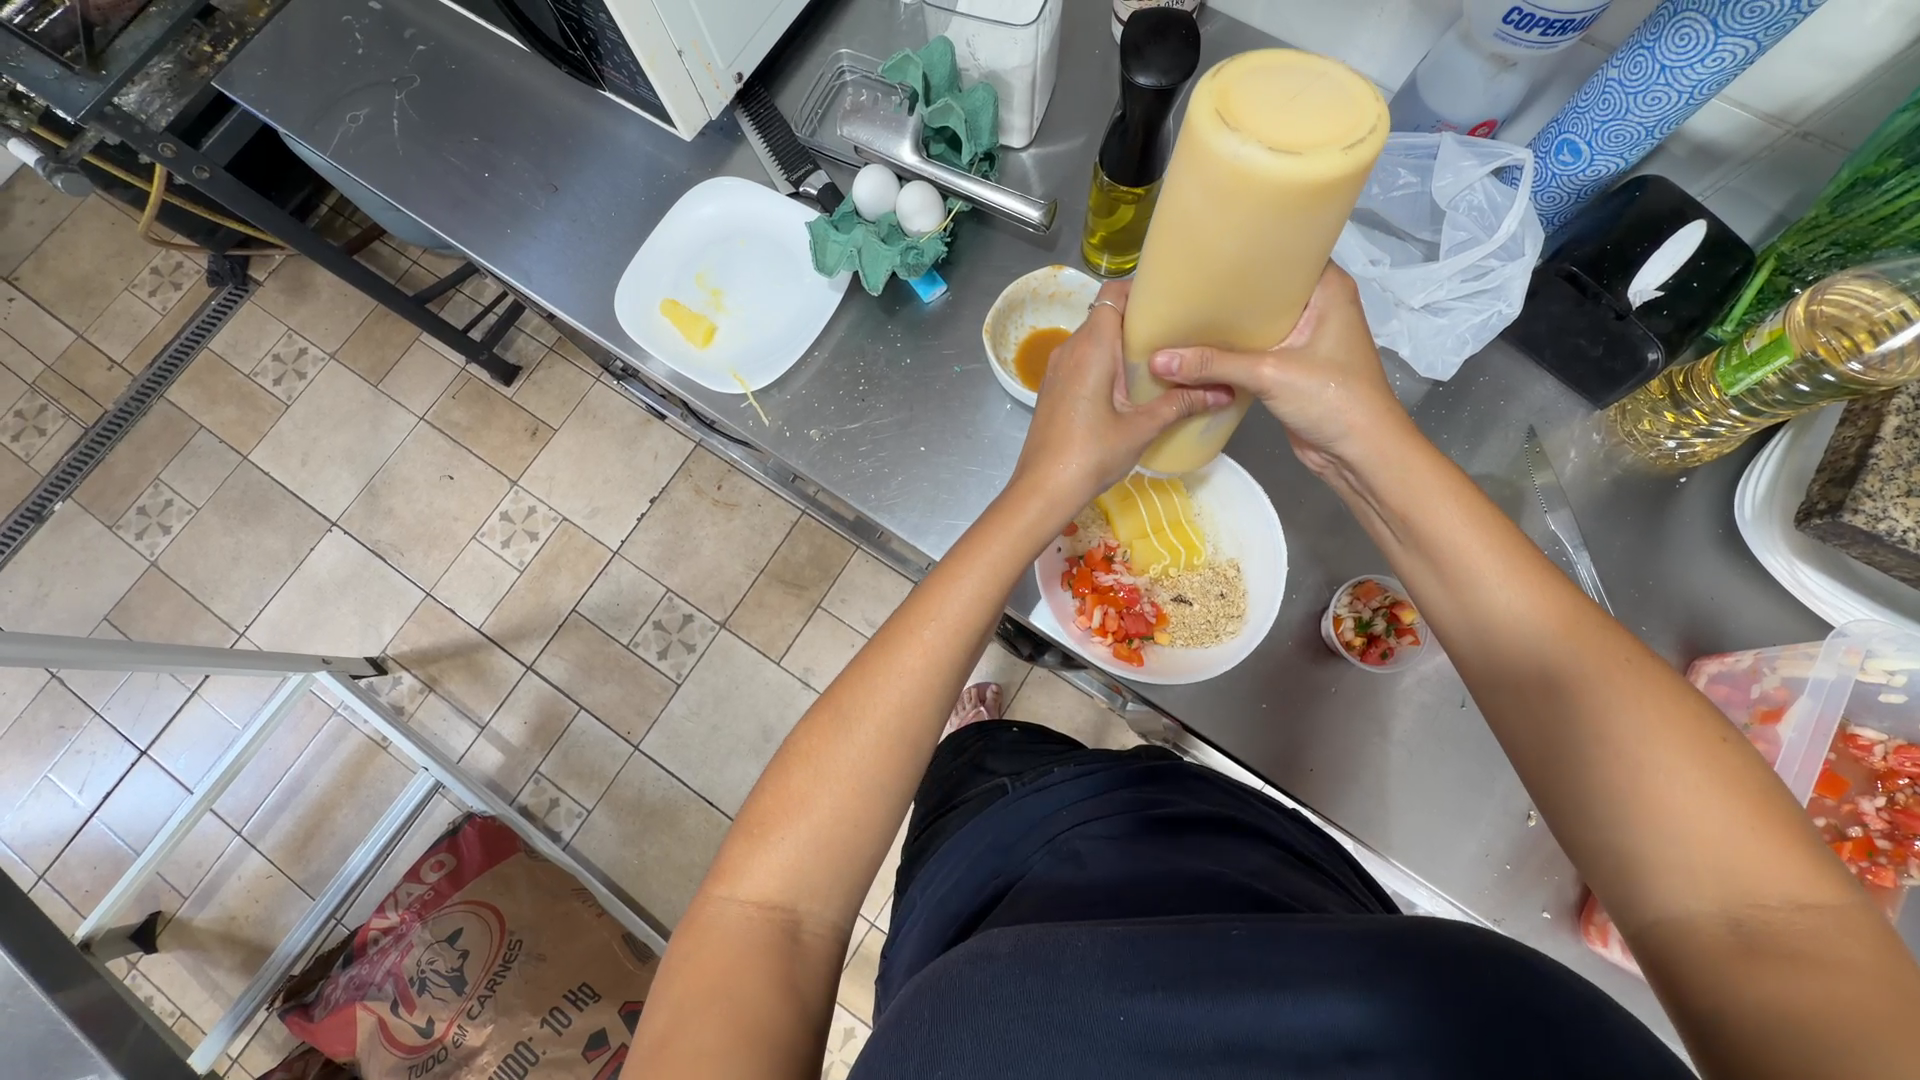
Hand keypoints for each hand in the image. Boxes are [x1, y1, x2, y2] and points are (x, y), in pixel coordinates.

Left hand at [1009, 278, 1231, 509]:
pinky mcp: (1054, 388)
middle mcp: (1069, 349)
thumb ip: (1181, 404)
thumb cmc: (1091, 454)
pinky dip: (1105, 363)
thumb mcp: (1141, 428)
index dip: (1140, 289)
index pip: (1113, 294)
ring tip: (1158, 358)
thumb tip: (1223, 392)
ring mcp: (1057, 369)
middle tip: (1175, 330)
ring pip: (1093, 340)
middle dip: (1138, 319)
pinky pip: (1082, 361)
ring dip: (1121, 344)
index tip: (1170, 298)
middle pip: (1105, 315)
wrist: (1043, 489)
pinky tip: (1128, 385)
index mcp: (1091, 347)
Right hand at [1146, 263, 1409, 476]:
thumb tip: (1157, 360)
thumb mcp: (1269, 375)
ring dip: (1225, 325)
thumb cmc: (1332, 398)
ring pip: (1256, 323)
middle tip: (1182, 280)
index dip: (1248, 250)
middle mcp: (1317, 306)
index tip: (1206, 249)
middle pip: (1265, 289)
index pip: (1285, 252)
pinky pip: (1254, 350)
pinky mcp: (1291, 366)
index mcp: (1326, 288)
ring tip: (1181, 311)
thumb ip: (1213, 364)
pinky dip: (1229, 352)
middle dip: (1227, 290)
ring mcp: (1304, 337)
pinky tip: (1196, 349)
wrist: (1359, 453)